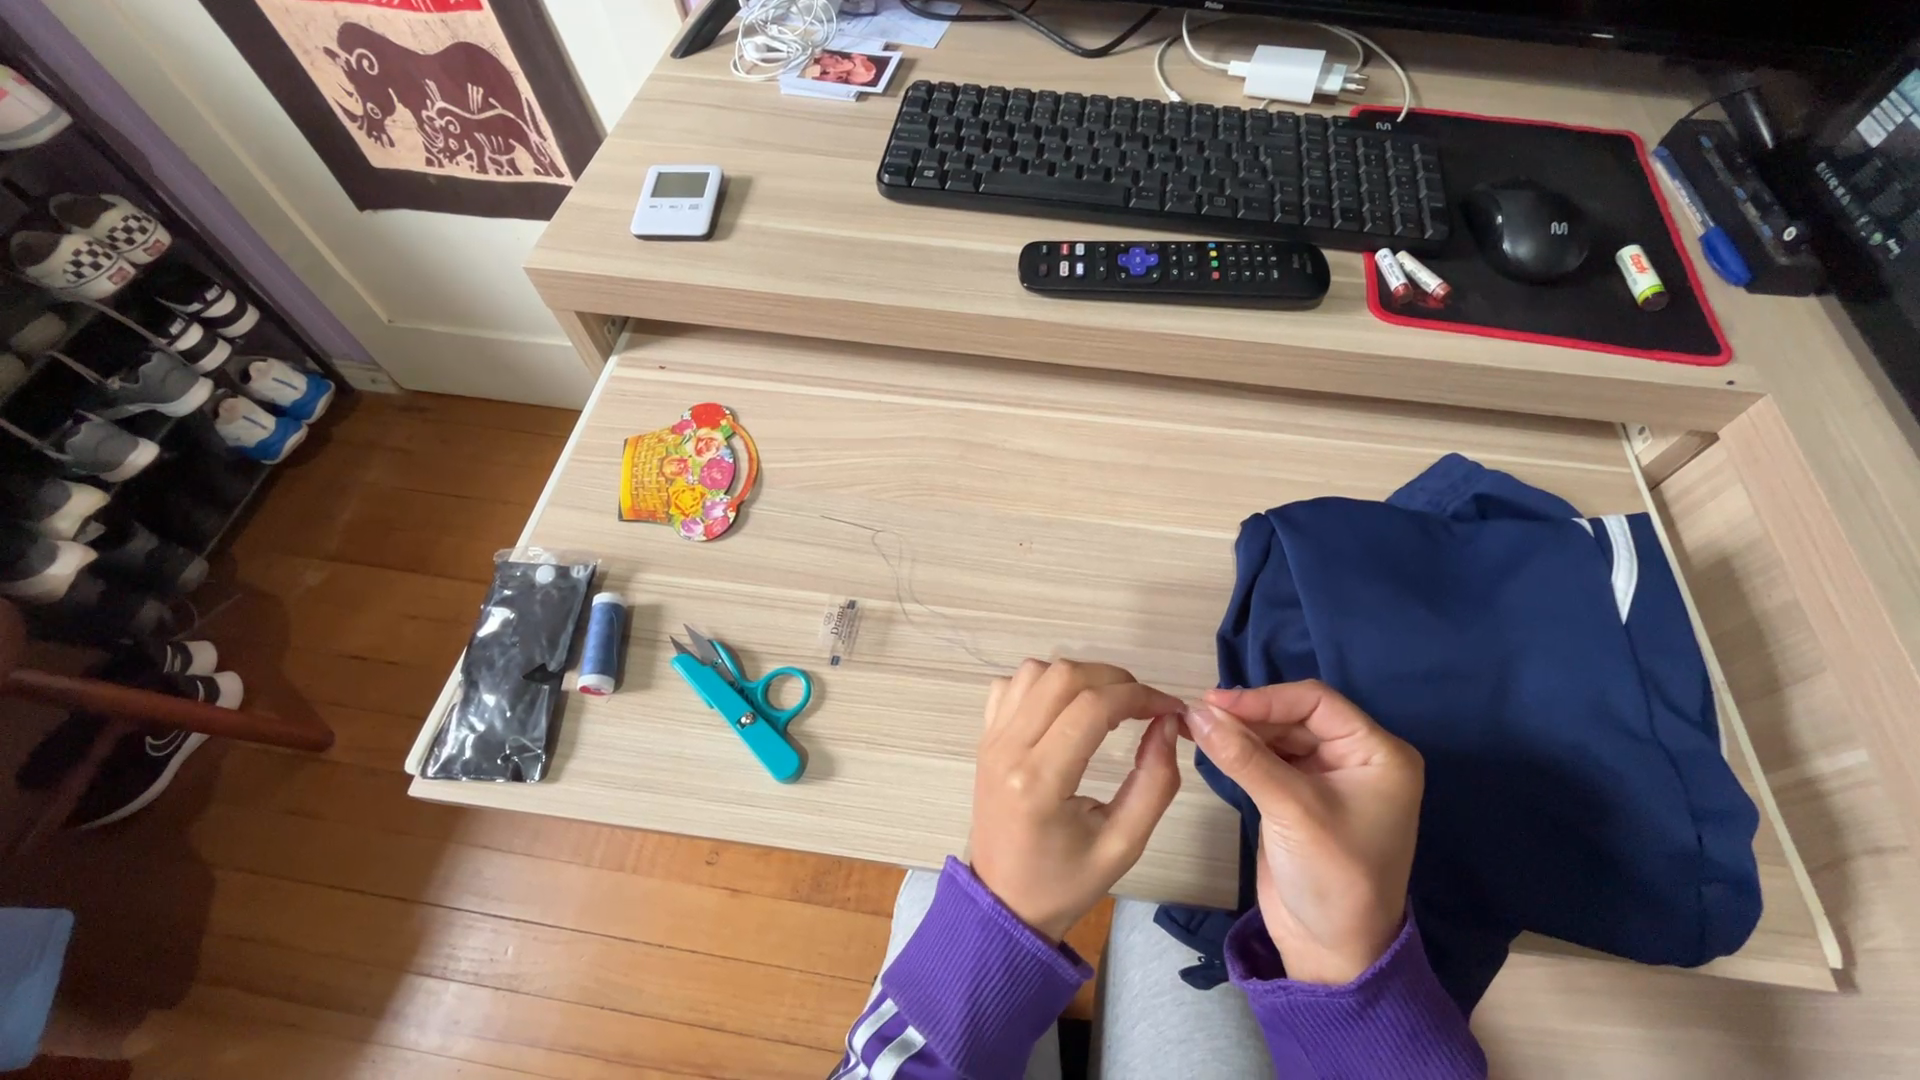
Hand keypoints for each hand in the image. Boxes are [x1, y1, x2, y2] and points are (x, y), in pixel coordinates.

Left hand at [970, 659, 1185, 941]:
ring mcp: (990, 739)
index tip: (1169, 708)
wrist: (1003, 902)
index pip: (1092, 707)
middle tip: (1142, 706)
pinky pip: (1010, 685)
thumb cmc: (1066, 881)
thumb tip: (1167, 722)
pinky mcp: (984, 738)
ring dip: (1078, 676)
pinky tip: (1065, 711)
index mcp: (1040, 781)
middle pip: (1063, 676)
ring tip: (1108, 705)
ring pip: (1035, 671)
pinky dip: (1043, 684)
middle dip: (1114, 679)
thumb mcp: (1124, 845)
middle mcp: (1008, 749)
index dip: (1140, 696)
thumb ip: (1155, 783)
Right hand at [1186, 681, 1421, 985]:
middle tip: (1198, 714)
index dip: (1265, 698)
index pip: (1317, 702)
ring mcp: (1326, 777)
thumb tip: (1195, 711)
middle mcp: (1356, 758)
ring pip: (1277, 734)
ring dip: (1239, 730)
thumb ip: (1244, 757)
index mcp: (1377, 754)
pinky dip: (1239, 751)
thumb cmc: (1332, 877)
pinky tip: (1210, 745)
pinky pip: (1267, 758)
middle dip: (1249, 714)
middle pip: (1295, 715)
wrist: (1331, 951)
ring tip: (1196, 725)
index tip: (1214, 702)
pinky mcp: (1298, 795)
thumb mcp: (1291, 811)